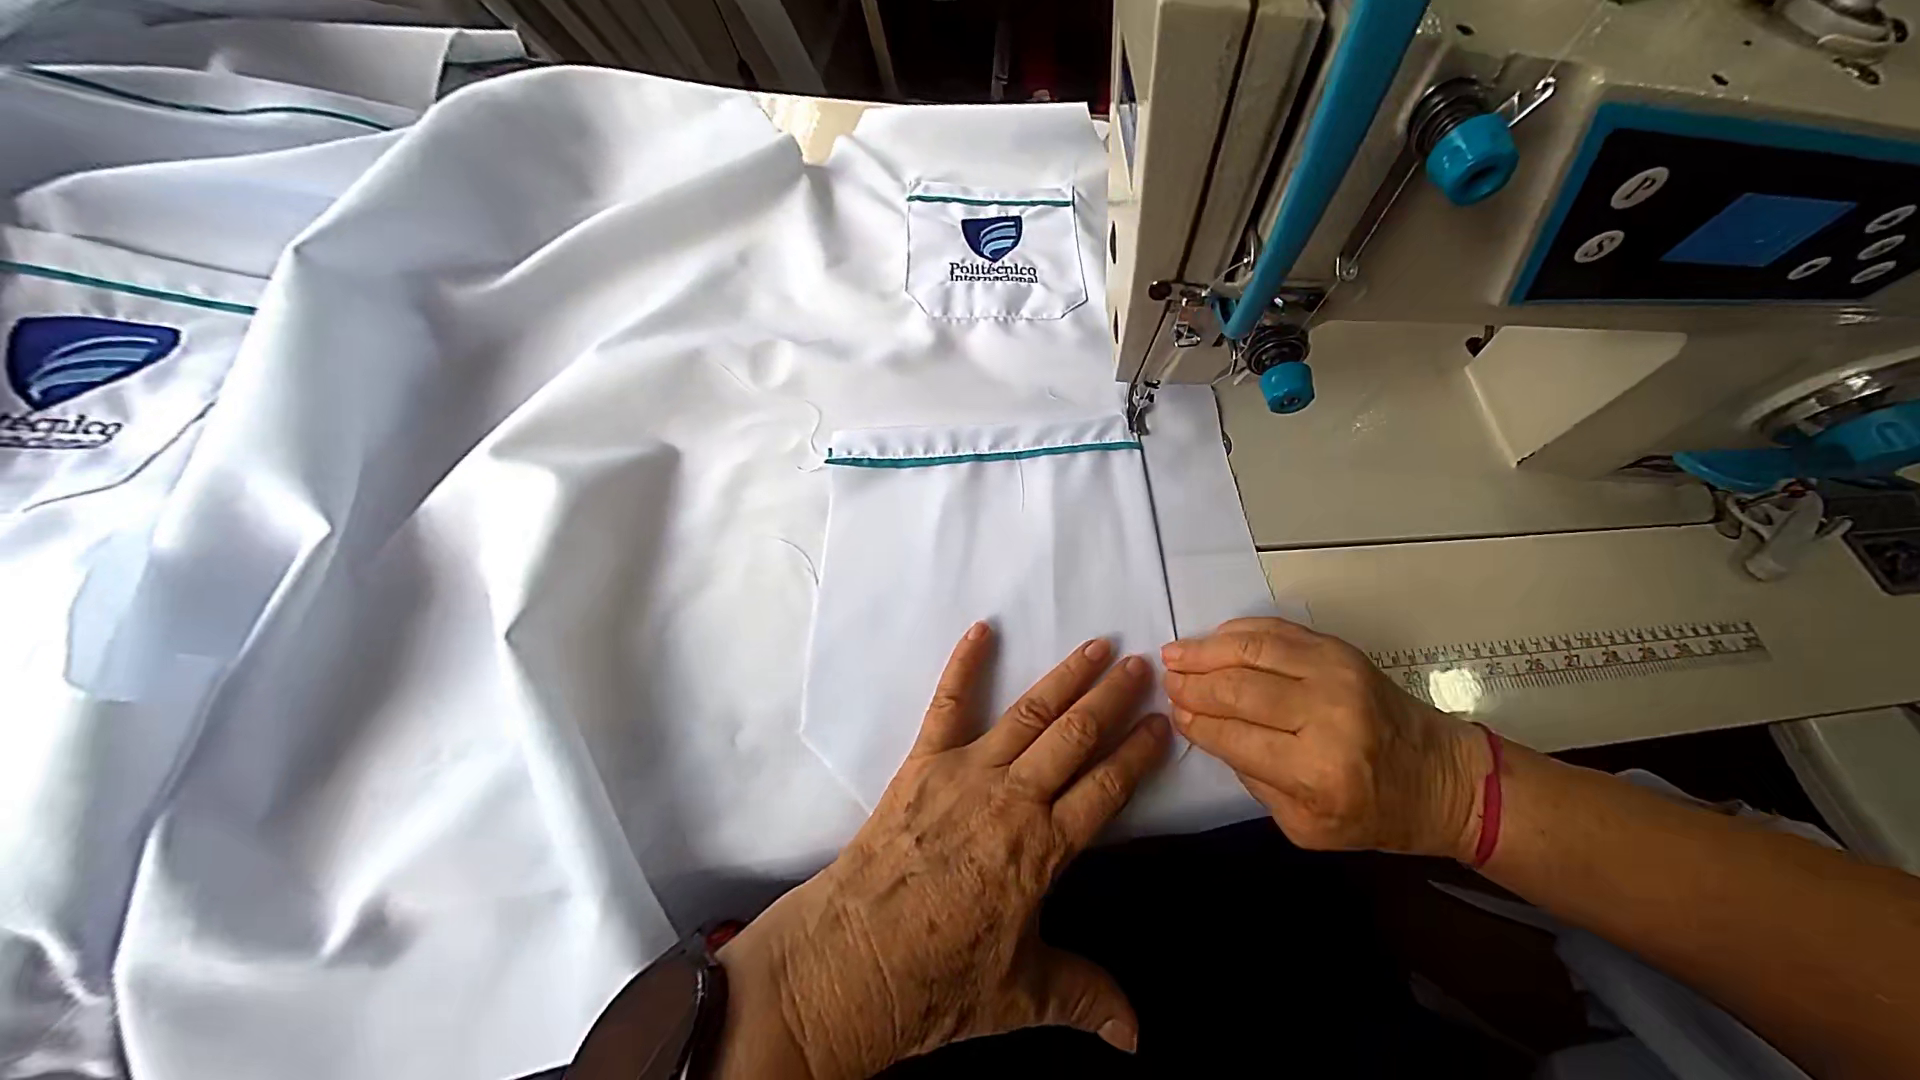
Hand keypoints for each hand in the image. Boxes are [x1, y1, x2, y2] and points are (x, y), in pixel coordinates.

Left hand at [715, 624, 1170, 1078]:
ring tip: (1094, 647)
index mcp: (1043, 850)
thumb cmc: (937, 981)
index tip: (1161, 723)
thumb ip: (1084, 998)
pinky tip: (981, 630)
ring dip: (1064, 678)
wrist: (850, 961)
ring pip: (1028, 714)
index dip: (1138, 754)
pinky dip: (964, 664)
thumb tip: (1136, 1036)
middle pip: (1075, 737)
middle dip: (1111, 698)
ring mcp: (965, 773)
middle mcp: (1012, 799)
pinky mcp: (922, 763)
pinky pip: (946, 704)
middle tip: (1140, 665)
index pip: (1107, 790)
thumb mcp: (1020, 996)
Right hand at [1160, 617, 1486, 860]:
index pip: (1234, 736)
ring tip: (1175, 654)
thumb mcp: (1305, 825)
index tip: (1173, 711)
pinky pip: (1276, 631)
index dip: (1195, 722)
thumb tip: (1206, 728)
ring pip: (1251, 651)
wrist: (1443, 776)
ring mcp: (1336, 675)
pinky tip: (1212, 639)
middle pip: (1237, 690)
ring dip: (1205, 651)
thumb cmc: (1373, 811)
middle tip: (1166, 680)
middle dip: (1192, 685)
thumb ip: (1252, 778)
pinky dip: (1237, 632)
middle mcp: (1328, 717)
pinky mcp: (1341, 651)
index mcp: (1318, 772)